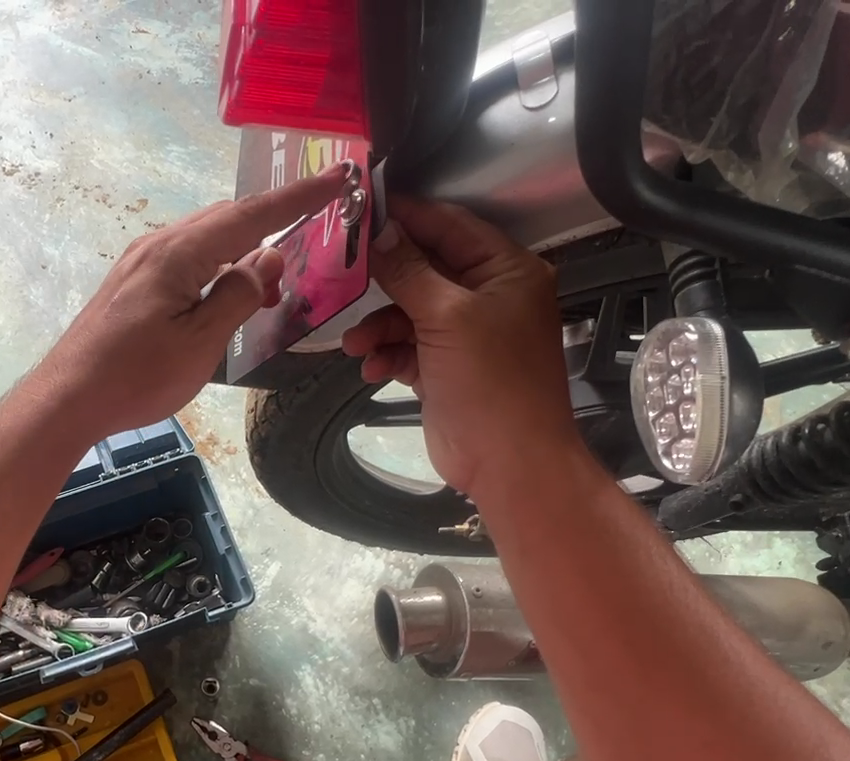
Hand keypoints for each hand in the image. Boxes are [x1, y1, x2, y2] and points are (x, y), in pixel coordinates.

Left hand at [30, 165, 351, 439]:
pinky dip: (213, 272)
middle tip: (294, 270)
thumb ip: (237, 296)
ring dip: (239, 259)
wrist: (69, 399)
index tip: (339, 177)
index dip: (298, 198)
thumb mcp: (200, 343)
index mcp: (178, 253)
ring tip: (262, 296)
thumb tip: (267, 259)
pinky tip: (220, 302)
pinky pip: (184, 263)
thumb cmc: (136, 377)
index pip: (250, 215)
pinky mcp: (131, 285)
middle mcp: (157, 246)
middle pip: (225, 222)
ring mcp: (139, 264)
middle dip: (267, 233)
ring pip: (203, 243)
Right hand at [340, 198, 580, 496]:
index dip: (407, 217)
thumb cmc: (492, 382)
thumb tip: (379, 231)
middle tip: (342, 276)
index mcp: (505, 271)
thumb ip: (409, 271)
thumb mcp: (448, 317)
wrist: (507, 460)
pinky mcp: (444, 368)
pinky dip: (387, 354)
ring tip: (357, 346)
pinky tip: (373, 367)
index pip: (451, 226)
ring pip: (408, 313)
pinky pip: (407, 348)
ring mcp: (465, 335)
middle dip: (385, 282)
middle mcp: (487, 296)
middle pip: (424, 270)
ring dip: (380, 328)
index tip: (362, 210)